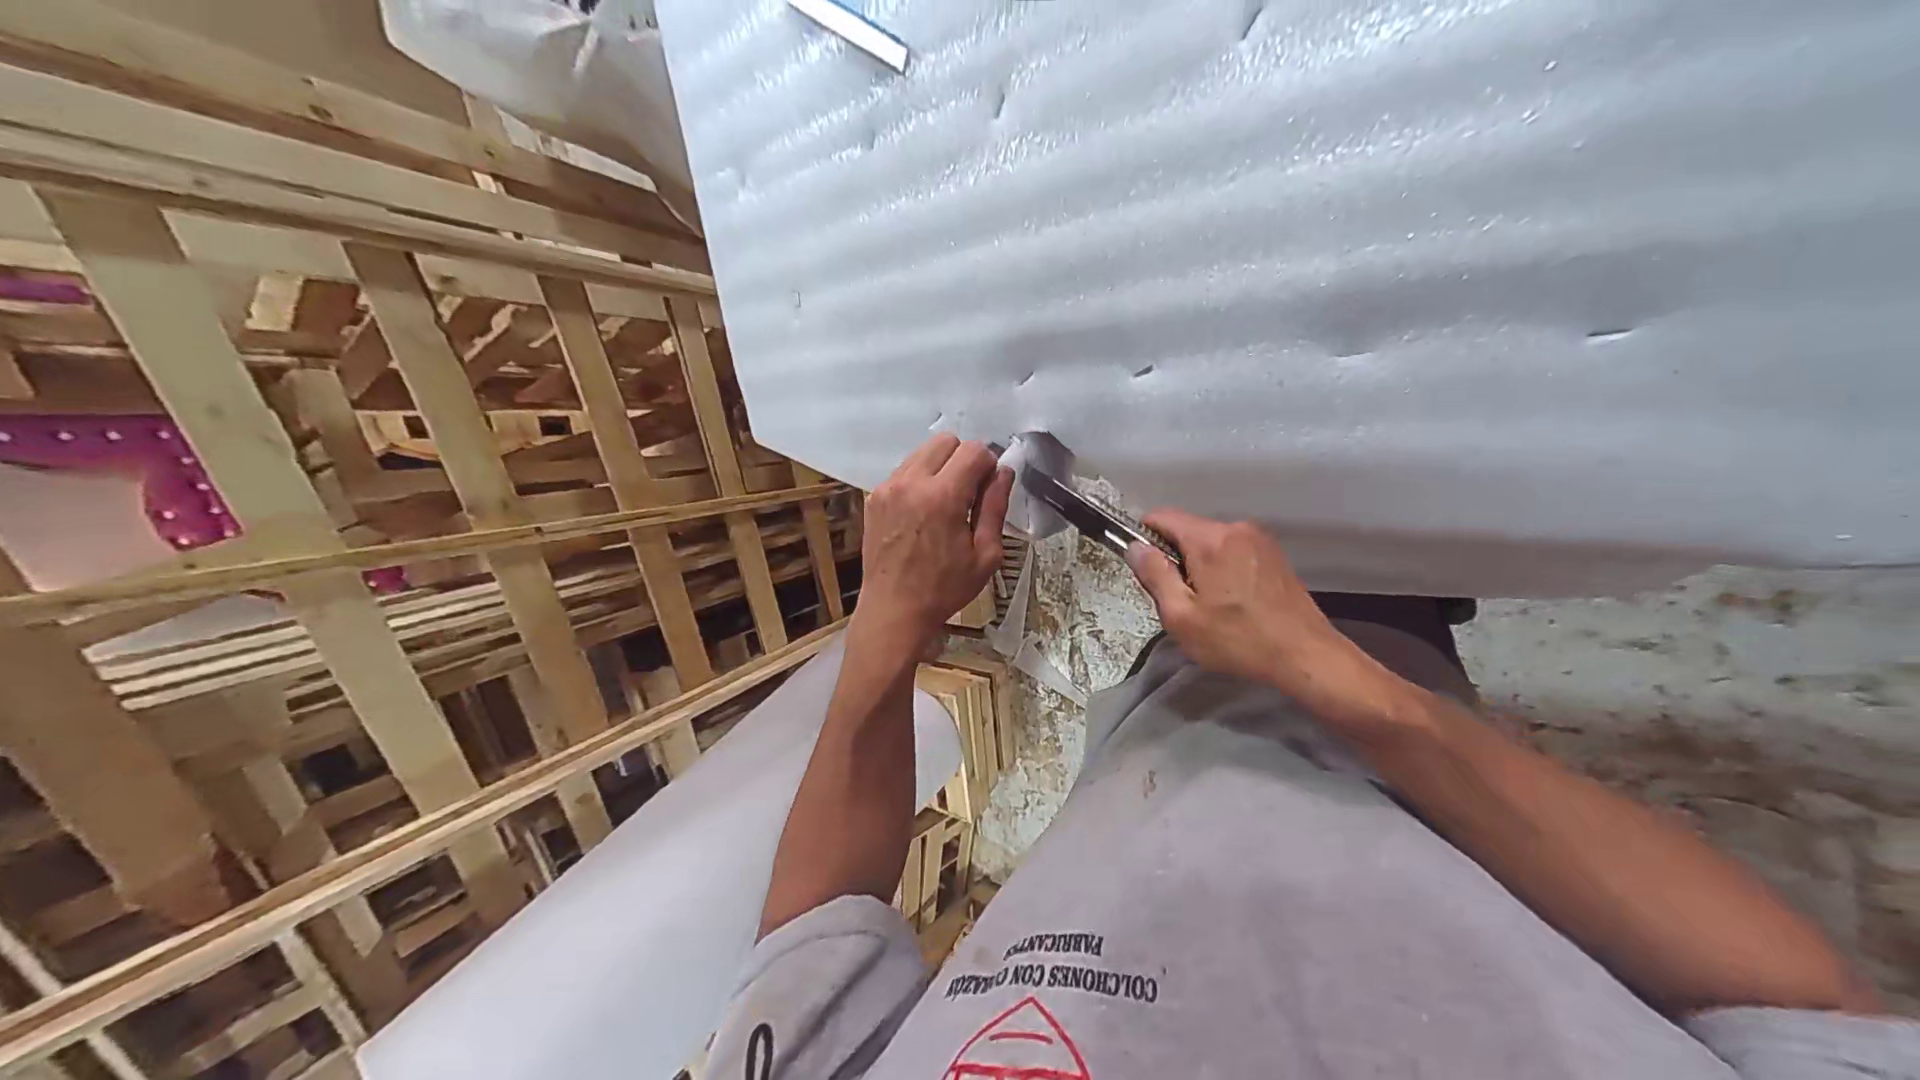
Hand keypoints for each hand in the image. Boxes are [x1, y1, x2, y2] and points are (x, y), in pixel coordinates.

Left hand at [852, 435, 1012, 656]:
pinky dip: (919, 481)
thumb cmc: (944, 589)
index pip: (974, 450)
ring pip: (922, 452)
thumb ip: (995, 507)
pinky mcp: (874, 497)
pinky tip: (923, 513)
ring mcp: (888, 488)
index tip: (989, 488)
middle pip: (946, 441)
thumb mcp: (985, 554)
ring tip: (944, 504)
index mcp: (942, 497)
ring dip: (940, 467)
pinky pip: (903, 471)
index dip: (989, 465)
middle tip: (968, 494)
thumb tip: (1004, 472)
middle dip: (964, 459)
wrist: (894, 610)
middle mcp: (911, 483)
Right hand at [1126, 509, 1425, 737]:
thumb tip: (1135, 547)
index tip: (1145, 570)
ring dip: (1198, 565)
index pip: (1160, 516)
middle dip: (1173, 558)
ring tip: (1207, 606)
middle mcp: (1235, 528)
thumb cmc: (1238, 640)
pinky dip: (1221, 569)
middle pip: (1186, 530)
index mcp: (1210, 539)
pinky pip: (1232, 551)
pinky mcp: (1273, 554)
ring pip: (1210, 542)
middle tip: (1178, 600)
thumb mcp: (1182, 616)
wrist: (1306, 656)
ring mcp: (1259, 539)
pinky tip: (1231, 602)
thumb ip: (1154, 575)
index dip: (1144, 539)